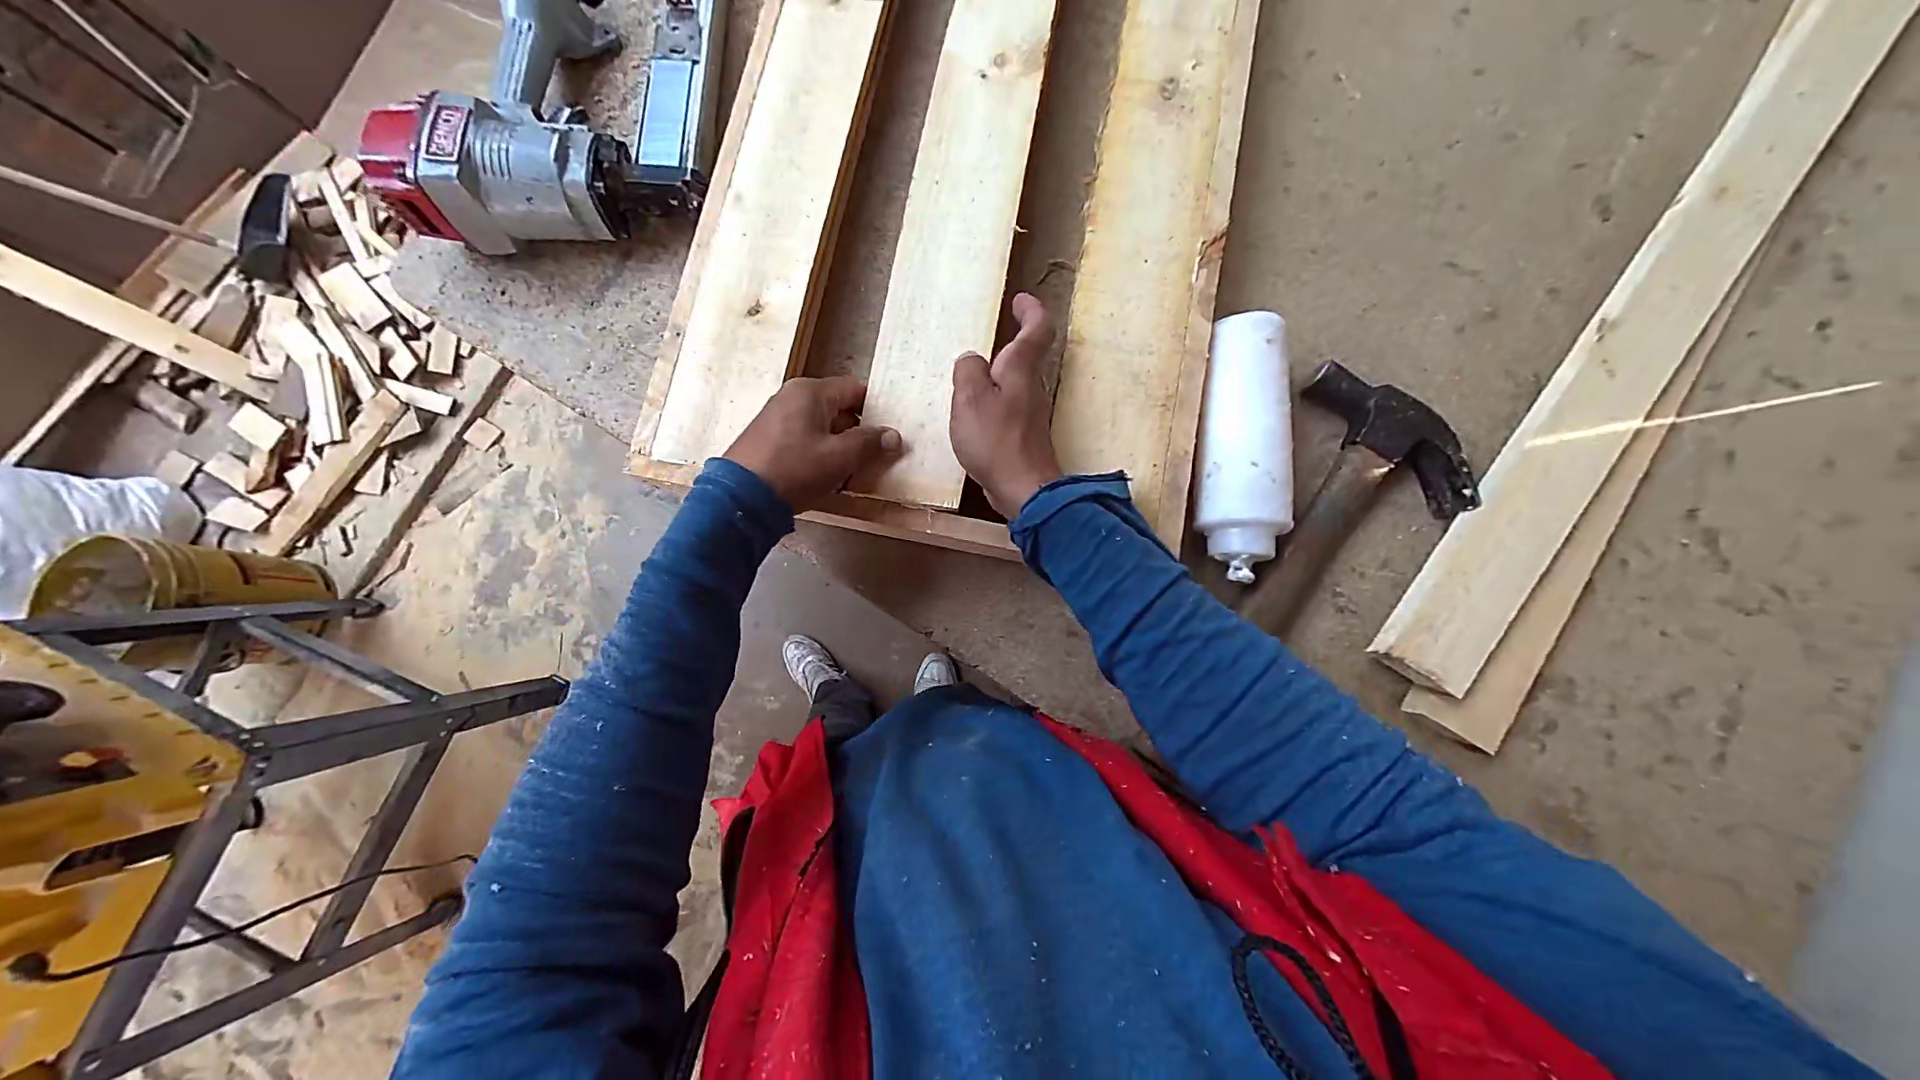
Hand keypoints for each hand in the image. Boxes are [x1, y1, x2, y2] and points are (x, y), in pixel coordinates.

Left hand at [725, 375, 901, 511]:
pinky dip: (820, 456)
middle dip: (859, 434)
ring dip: (840, 449)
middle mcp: (792, 397)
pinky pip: (806, 441)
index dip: (876, 411)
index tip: (889, 434)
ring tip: (851, 475)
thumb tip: (893, 436)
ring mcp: (778, 418)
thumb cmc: (794, 470)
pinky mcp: (769, 440)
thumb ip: (869, 443)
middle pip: (839, 410)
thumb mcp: (839, 458)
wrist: (741, 499)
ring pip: (823, 428)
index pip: (856, 390)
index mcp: (810, 392)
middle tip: (874, 459)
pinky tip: (826, 479)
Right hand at [951, 293, 1061, 517]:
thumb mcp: (969, 398)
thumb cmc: (996, 441)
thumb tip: (971, 361)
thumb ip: (967, 371)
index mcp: (1021, 370)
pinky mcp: (1025, 437)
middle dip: (1014, 341)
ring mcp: (1031, 414)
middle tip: (994, 335)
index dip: (1031, 310)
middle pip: (1028, 356)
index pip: (1037, 329)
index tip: (1019, 300)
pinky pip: (1011, 408)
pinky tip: (978, 414)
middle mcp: (1032, 388)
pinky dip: (997, 401)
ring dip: (1002, 374)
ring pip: (1019, 383)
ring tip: (975, 375)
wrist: (1024, 489)